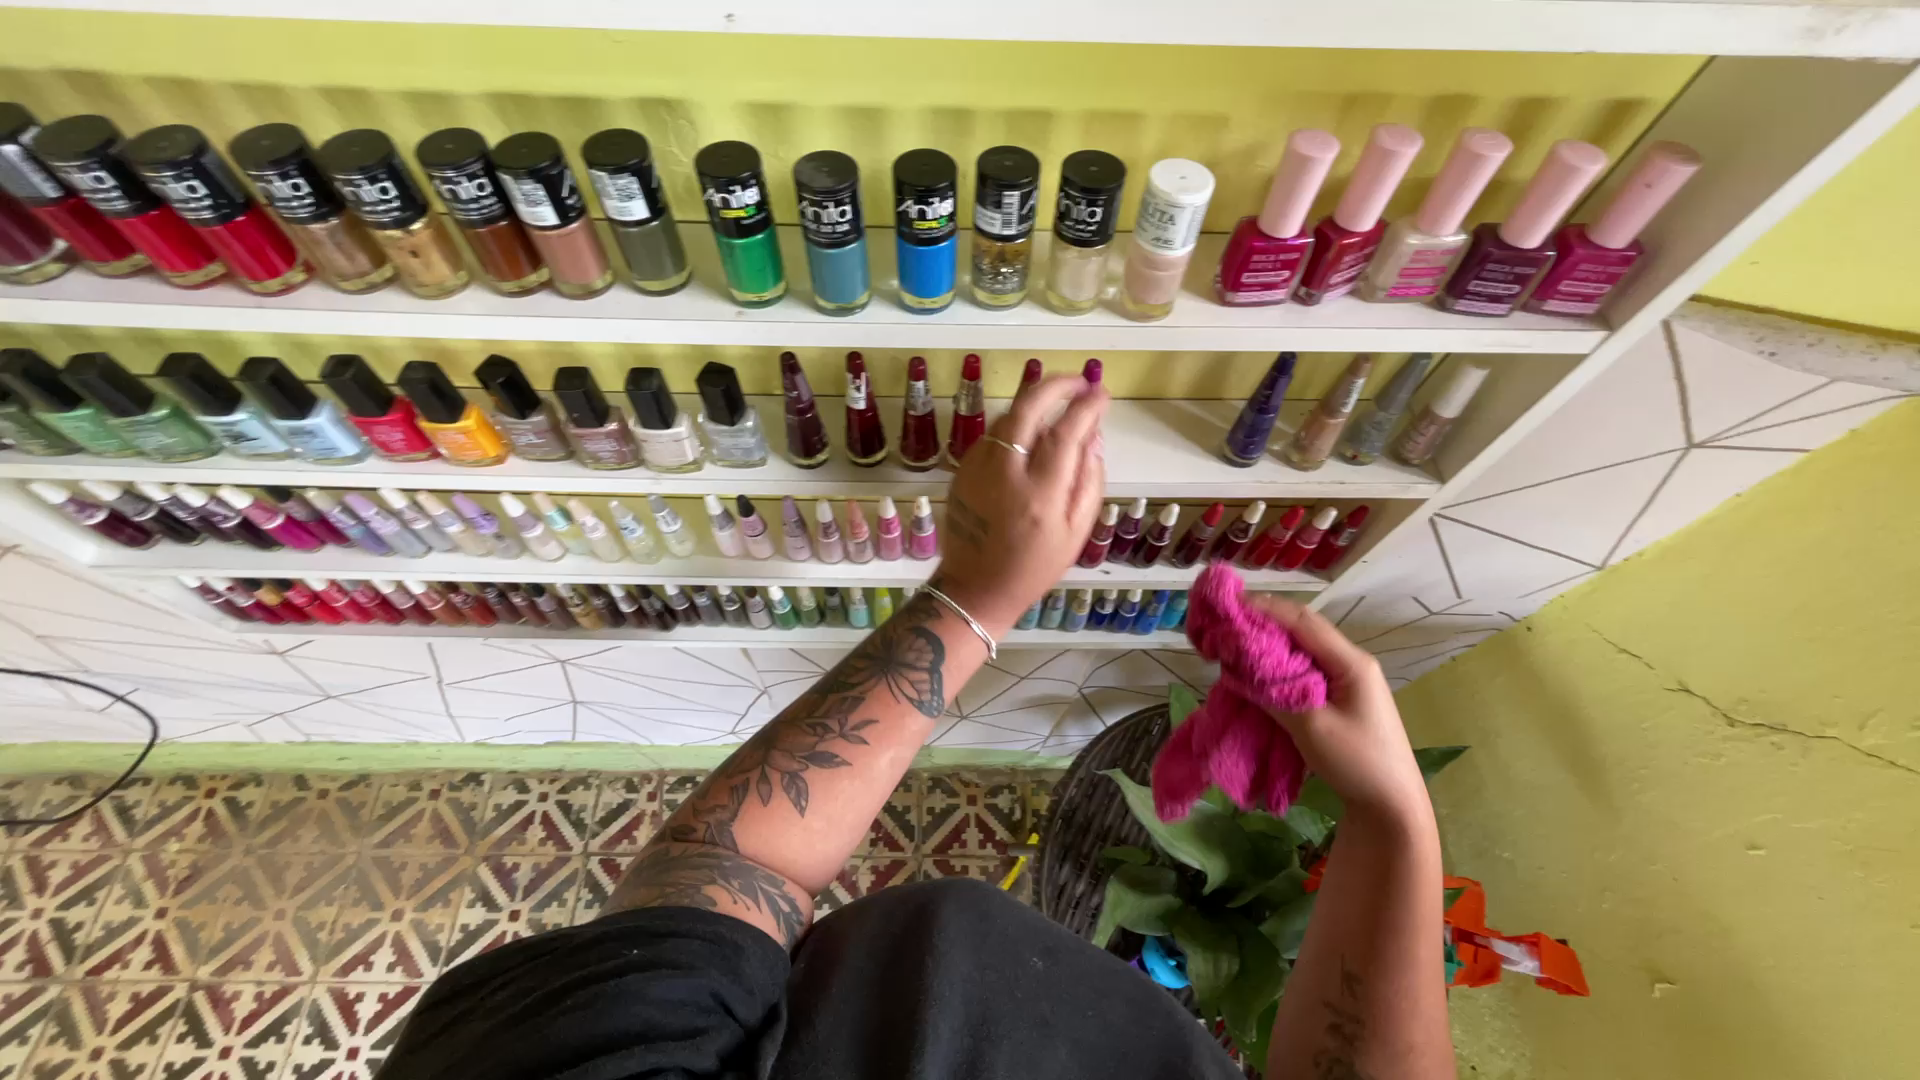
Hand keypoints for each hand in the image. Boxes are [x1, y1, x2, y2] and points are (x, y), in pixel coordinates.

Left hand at [937, 375, 1108, 631]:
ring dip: (1034, 404)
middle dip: (1056, 385)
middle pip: (1028, 407)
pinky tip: (1029, 436)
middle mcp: (1006, 474)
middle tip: (1078, 382)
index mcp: (1041, 494)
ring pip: (1008, 418)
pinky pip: (992, 436)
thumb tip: (1093, 436)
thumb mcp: (1075, 532)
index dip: (1087, 406)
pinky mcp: (962, 471)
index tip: (1101, 395)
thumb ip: (1089, 481)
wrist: (976, 588)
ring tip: (1058, 406)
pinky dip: (1014, 427)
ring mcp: (978, 469)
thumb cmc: (1034, 566)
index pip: (1067, 432)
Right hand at [1248, 596, 1429, 824]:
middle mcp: (1349, 662)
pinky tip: (1255, 668)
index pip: (1303, 621)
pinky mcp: (1337, 695)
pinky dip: (1276, 663)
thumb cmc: (1357, 762)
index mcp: (1351, 662)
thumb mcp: (1312, 727)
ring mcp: (1345, 678)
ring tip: (1233, 641)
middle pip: (1301, 629)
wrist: (1392, 805)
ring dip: (1268, 642)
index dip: (1265, 608)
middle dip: (1263, 621)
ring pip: (1300, 648)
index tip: (1229, 604)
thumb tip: (1234, 669)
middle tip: (1225, 622)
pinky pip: (1302, 667)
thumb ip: (1273, 693)